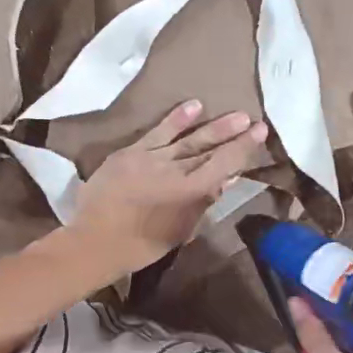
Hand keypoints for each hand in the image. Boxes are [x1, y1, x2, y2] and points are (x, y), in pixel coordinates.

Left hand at [66, 99, 268, 275]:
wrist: (93, 242)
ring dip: (211, 126)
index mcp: (187, 192)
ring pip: (185, 139)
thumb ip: (201, 204)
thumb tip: (223, 181)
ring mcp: (148, 158)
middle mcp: (172, 170)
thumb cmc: (139, 246)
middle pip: (207, 148)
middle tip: (253, 120)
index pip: (222, 164)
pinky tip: (193, 106)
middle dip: (232, 134)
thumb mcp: (179, 231)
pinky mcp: (128, 154)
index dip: (243, 148)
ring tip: (235, 114)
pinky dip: (175, 120)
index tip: (260, 132)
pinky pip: (155, 133)